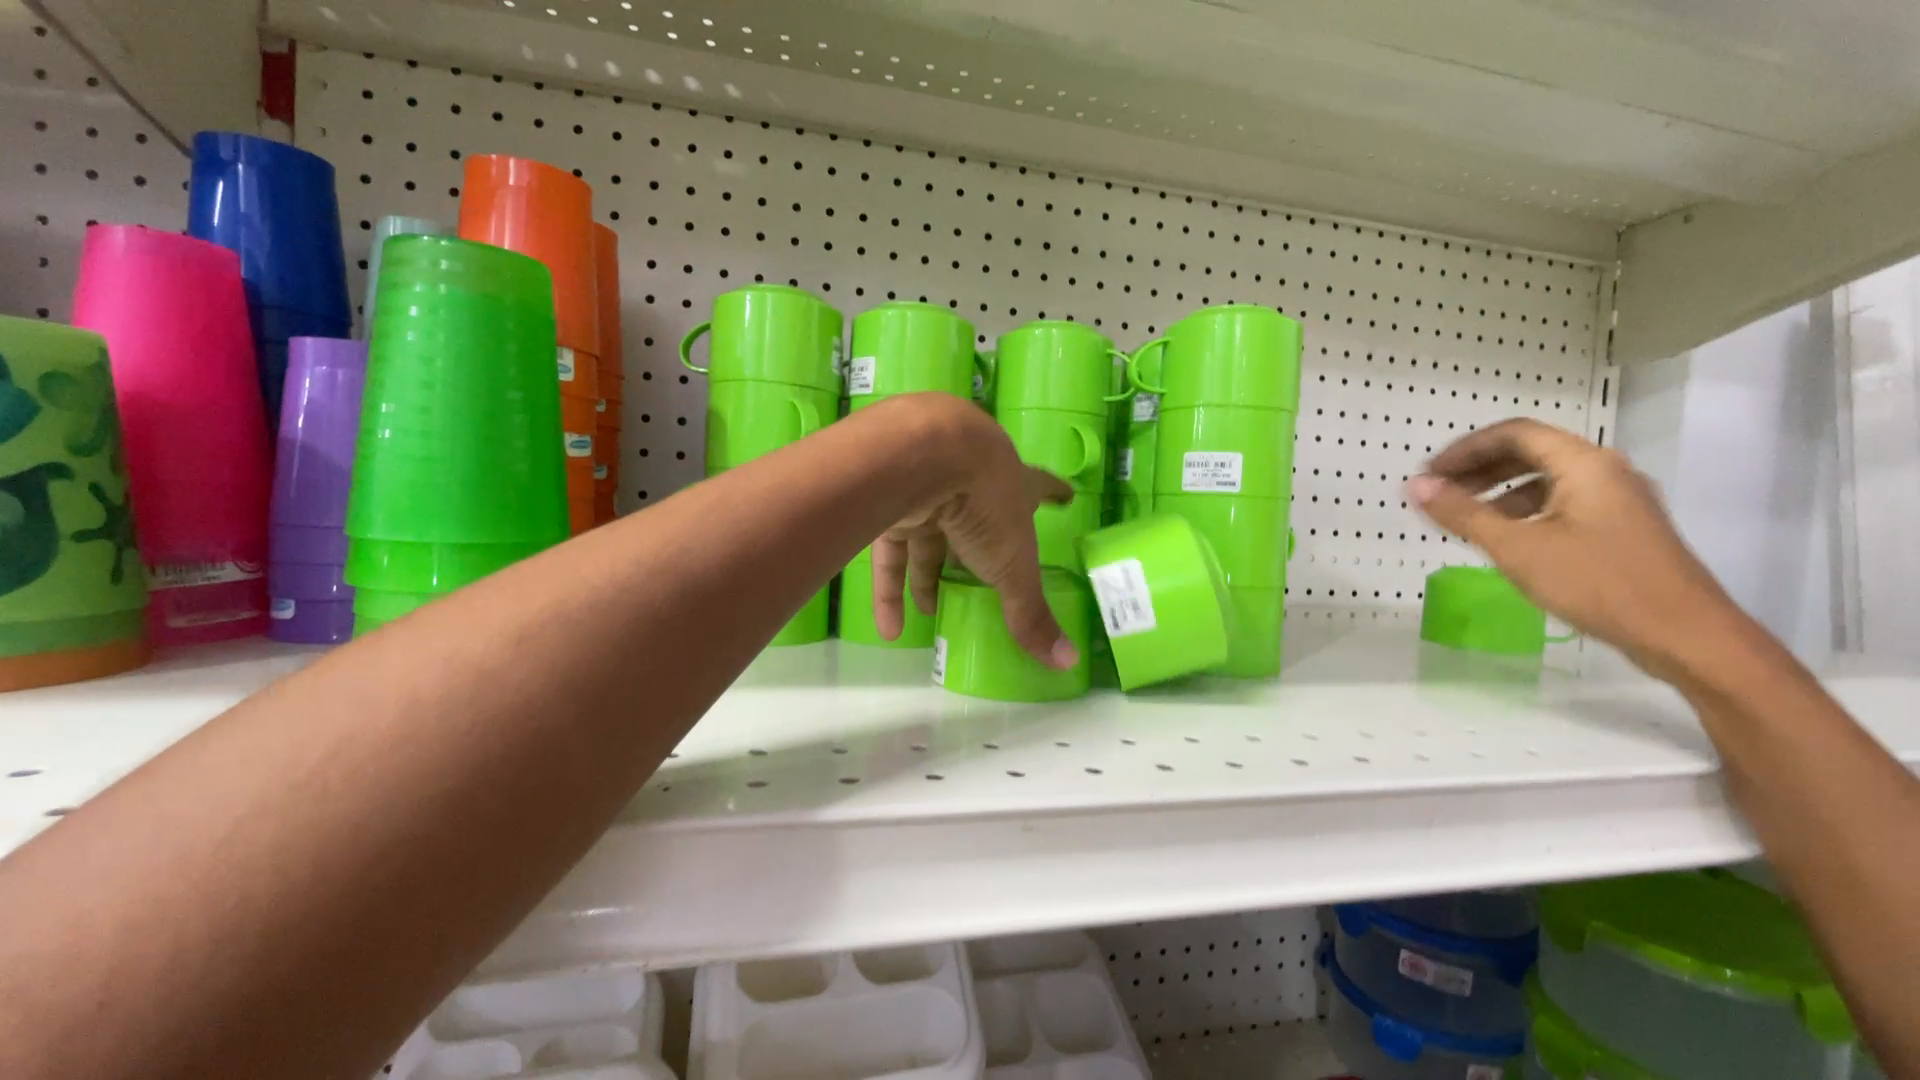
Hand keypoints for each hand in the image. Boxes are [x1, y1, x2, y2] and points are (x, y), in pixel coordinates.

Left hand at [871, 402, 1077, 668]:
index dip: (1054, 494)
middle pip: (974, 521)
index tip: (1067, 496)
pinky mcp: (887, 501)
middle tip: (972, 583)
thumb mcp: (1014, 566)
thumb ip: (1030, 613)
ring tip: (928, 611)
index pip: (1040, 488)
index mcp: (1011, 484)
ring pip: (926, 537)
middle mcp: (971, 479)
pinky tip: (888, 628)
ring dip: (925, 577)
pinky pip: (889, 550)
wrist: (920, 457)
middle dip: (970, 556)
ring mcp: (927, 486)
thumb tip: (1067, 662)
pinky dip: (889, 589)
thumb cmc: (984, 505)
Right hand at [1408, 418, 1744, 676]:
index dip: (1464, 449)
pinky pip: (1564, 503)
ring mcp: (1619, 499)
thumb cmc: (1597, 583)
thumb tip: (1415, 485)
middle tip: (1439, 493)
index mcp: (1584, 463)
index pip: (1513, 433)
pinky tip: (1507, 540)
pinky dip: (1526, 511)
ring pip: (1548, 480)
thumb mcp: (1518, 548)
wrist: (1684, 634)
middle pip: (1531, 452)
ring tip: (1465, 518)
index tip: (1428, 474)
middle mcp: (1605, 470)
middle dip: (1479, 469)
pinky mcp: (1622, 527)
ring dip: (1500, 491)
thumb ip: (1463, 514)